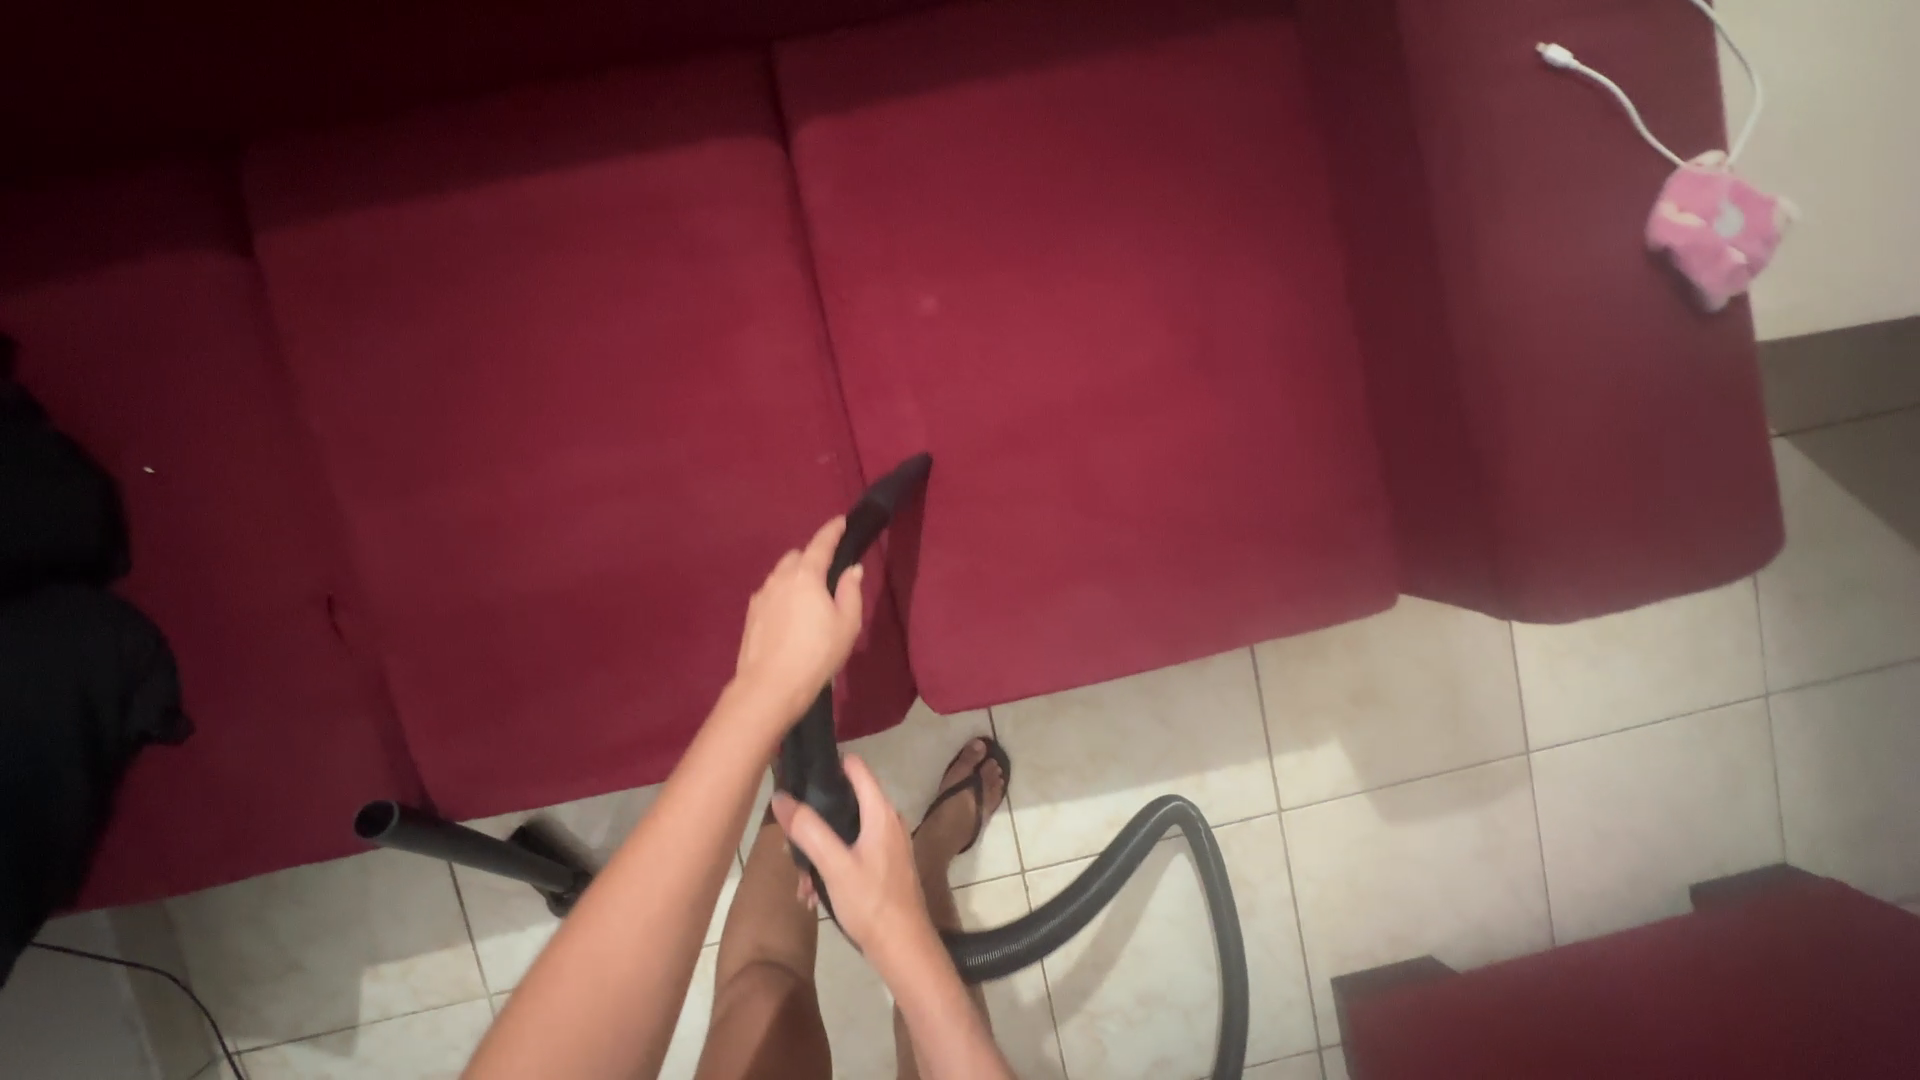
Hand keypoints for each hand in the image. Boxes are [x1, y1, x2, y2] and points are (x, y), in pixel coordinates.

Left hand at [732, 516, 865, 721]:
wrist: (770, 686)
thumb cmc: (817, 653)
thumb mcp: (847, 624)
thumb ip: (850, 591)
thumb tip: (851, 569)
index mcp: (806, 576)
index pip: (821, 544)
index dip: (832, 531)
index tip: (841, 521)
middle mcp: (779, 579)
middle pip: (797, 557)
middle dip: (812, 556)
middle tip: (828, 572)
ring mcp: (761, 597)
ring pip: (781, 575)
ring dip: (796, 576)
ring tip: (810, 597)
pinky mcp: (751, 615)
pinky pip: (771, 594)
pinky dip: (783, 594)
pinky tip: (791, 615)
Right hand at [771, 755, 937, 976]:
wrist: (904, 947)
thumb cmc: (871, 902)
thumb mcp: (834, 865)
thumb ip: (808, 830)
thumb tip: (780, 797)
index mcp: (880, 811)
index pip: (855, 767)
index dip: (829, 764)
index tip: (800, 773)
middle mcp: (888, 820)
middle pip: (846, 802)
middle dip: (815, 821)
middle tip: (791, 844)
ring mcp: (888, 843)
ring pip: (846, 831)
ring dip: (820, 851)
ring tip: (801, 881)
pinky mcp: (885, 865)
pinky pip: (853, 851)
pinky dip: (833, 865)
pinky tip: (814, 893)